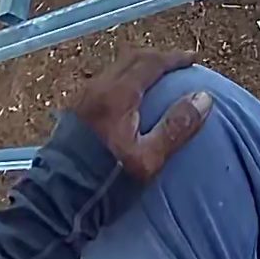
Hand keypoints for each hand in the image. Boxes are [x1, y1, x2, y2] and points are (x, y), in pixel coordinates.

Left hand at [70, 49, 213, 180]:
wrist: (55, 201)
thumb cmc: (105, 180)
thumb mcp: (148, 160)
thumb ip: (176, 127)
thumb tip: (204, 98)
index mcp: (118, 94)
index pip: (151, 62)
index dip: (175, 58)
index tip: (193, 60)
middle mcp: (100, 87)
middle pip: (133, 58)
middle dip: (158, 57)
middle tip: (178, 65)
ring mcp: (84, 97)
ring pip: (118, 68)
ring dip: (140, 66)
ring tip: (158, 77)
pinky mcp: (76, 110)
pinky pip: (107, 80)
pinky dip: (126, 78)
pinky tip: (131, 96)